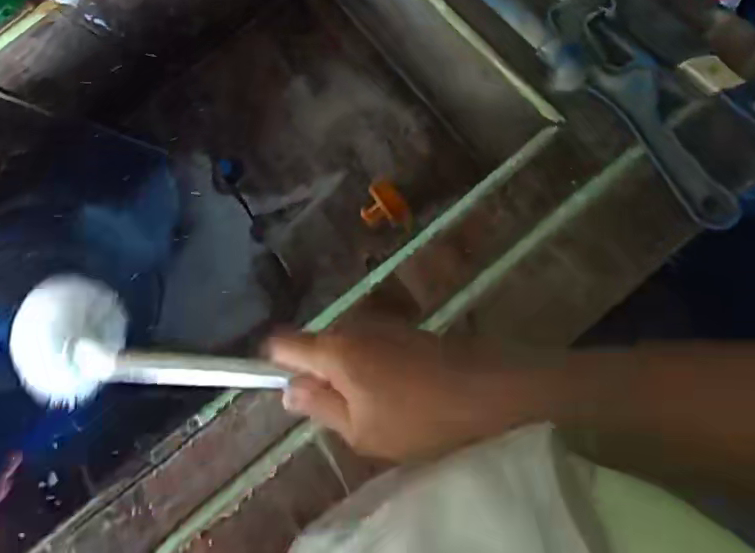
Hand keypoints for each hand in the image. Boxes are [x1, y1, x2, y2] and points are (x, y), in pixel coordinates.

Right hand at [265, 320, 522, 461]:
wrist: (482, 390)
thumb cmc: (417, 419)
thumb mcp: (361, 431)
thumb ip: (318, 407)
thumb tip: (287, 390)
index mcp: (333, 350)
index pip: (283, 343)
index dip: (272, 362)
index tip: (276, 384)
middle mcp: (349, 326)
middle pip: (313, 345)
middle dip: (317, 375)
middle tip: (340, 412)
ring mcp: (376, 322)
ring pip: (342, 346)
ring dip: (346, 372)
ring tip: (373, 407)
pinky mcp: (400, 326)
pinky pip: (366, 344)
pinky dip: (369, 366)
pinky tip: (396, 393)